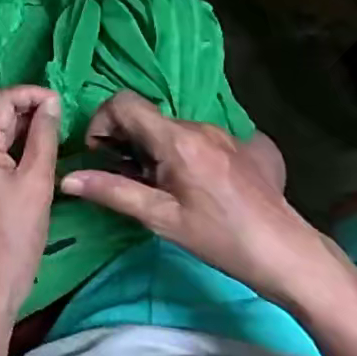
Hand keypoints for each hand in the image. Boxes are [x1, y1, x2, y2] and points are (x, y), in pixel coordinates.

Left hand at [0, 85, 61, 317]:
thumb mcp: (37, 179)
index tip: (61, 102)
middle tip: (64, 118)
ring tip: (58, 132)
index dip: (32, 94)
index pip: (3, 100)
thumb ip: (44, 135)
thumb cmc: (18, 231)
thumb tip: (51, 102)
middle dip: (31, 109)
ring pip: (0, 130)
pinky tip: (43, 149)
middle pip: (0, 113)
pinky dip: (20, 143)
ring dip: (28, 126)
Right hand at [61, 91, 325, 301]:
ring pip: (171, 129)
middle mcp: (199, 125)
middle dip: (127, 143)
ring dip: (154, 151)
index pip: (124, 102)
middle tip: (131, 181)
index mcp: (177, 139)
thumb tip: (69, 179)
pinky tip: (194, 187)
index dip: (102, 122)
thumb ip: (113, 192)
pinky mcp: (241, 144)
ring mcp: (223, 132)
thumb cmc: (220, 239)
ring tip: (164, 190)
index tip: (101, 155)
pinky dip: (181, 154)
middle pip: (147, 117)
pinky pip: (197, 138)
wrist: (288, 252)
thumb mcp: (161, 218)